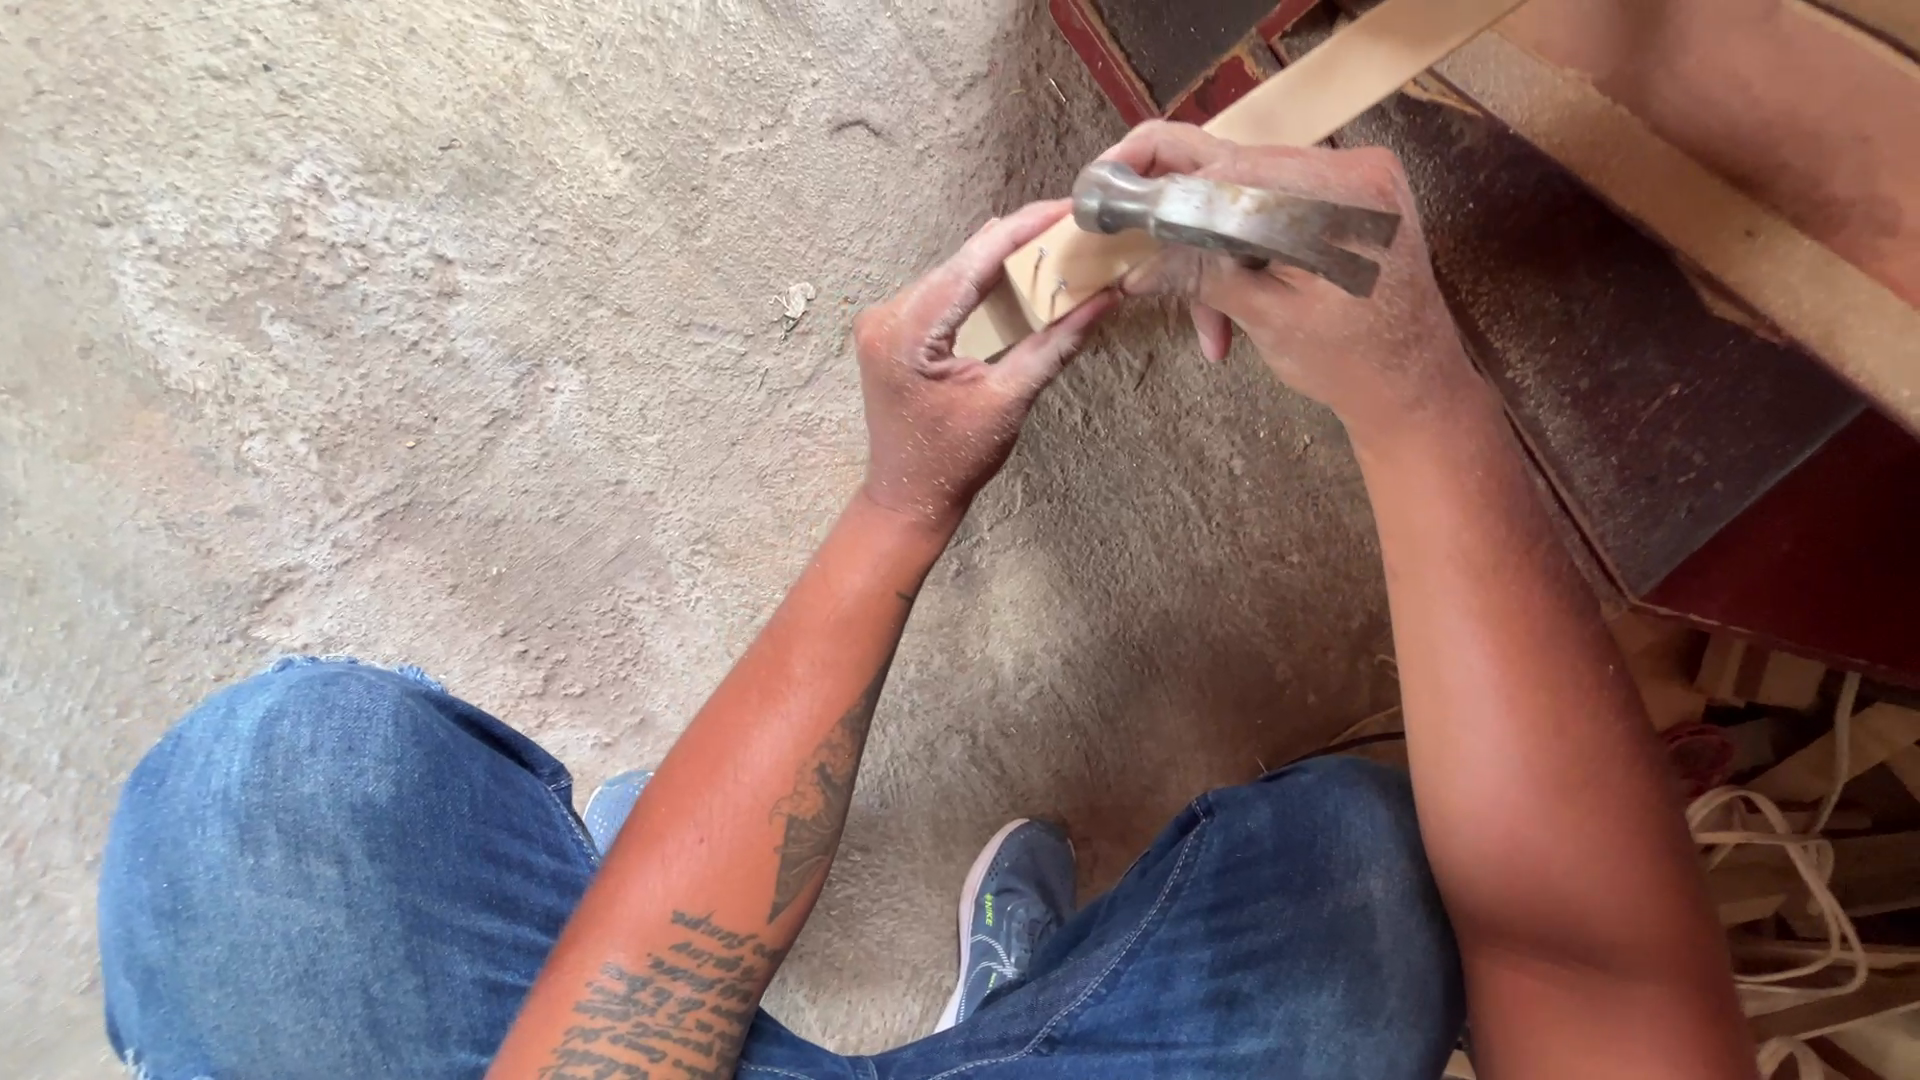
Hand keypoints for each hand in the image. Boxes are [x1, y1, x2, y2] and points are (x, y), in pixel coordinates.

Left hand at [854, 201, 1116, 528]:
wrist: (909, 496)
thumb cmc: (953, 461)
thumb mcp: (1010, 401)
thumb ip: (1056, 344)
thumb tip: (1103, 299)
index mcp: (908, 331)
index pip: (975, 259)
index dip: (1027, 228)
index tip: (1069, 207)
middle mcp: (886, 316)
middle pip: (962, 261)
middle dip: (1019, 242)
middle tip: (1071, 228)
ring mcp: (882, 323)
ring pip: (952, 274)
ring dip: (999, 262)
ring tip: (1052, 248)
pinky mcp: (890, 333)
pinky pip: (941, 295)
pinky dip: (979, 286)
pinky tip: (1013, 279)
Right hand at [1099, 121, 1480, 439]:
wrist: (1410, 385)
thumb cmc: (1349, 362)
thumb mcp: (1267, 319)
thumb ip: (1202, 276)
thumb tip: (1136, 267)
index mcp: (1338, 193)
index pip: (1229, 167)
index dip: (1165, 188)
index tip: (1116, 205)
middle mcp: (1350, 168)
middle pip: (1236, 170)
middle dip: (1179, 213)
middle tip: (1123, 219)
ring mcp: (1349, 183)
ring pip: (1246, 199)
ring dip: (1212, 255)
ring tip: (1209, 327)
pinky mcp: (1342, 204)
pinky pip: (1271, 215)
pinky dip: (1242, 257)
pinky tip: (1231, 312)